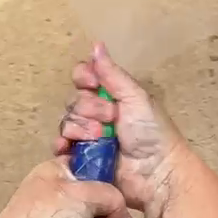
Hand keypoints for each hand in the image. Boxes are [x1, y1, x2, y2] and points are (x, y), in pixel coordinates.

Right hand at [56, 43, 189, 217]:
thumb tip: (96, 44)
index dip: (84, 78)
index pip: (83, 77)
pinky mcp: (81, 157)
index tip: (92, 84)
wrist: (156, 173)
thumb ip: (112, 74)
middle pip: (73, 99)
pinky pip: (61, 145)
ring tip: (101, 138)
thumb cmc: (152, 132)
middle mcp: (96, 113)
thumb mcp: (135, 97)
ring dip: (81, 127)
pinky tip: (69, 147)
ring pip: (66, 121)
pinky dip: (62, 144)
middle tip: (111, 118)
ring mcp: (88, 136)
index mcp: (110, 96)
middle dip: (89, 108)